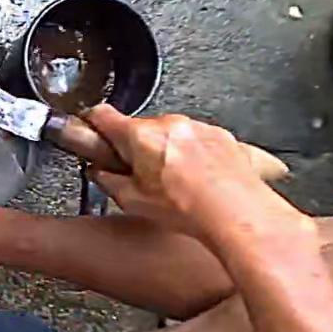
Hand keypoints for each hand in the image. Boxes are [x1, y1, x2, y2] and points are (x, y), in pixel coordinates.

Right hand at [85, 104, 305, 246]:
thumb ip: (107, 180)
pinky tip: (197, 181)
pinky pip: (198, 141)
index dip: (91, 122)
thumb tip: (100, 172)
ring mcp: (200, 129)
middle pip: (139, 128)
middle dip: (136, 147)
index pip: (102, 115)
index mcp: (140, 135)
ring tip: (174, 183)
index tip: (91, 131)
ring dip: (166, 151)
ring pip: (170, 134)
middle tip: (139, 174)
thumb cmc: (189, 209)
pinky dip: (193, 156)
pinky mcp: (224, 138)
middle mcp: (170, 124)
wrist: (241, 216)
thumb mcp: (131, 201)